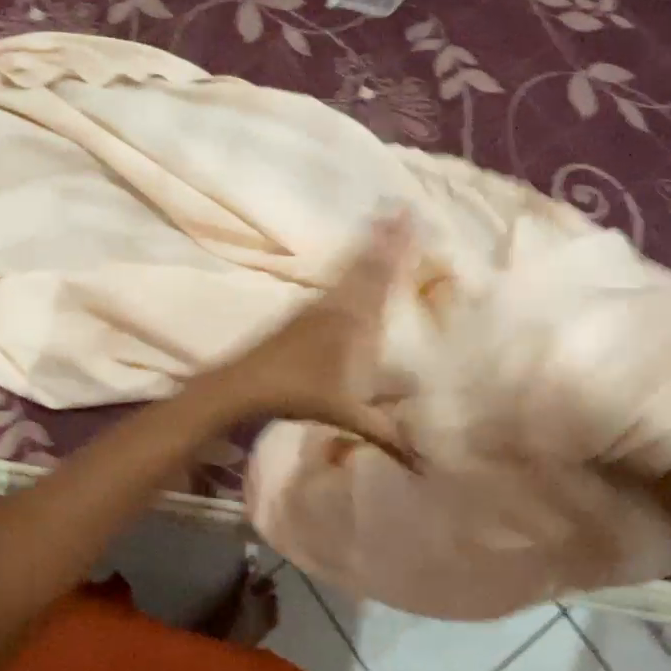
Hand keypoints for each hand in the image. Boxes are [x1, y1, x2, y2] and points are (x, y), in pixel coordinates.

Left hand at [192, 211, 416, 464]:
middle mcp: (338, 305)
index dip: (398, 251)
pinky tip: (350, 264)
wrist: (242, 383)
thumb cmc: (296, 393)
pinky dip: (349, 263)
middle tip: (401, 206)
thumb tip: (428, 463)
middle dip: (386, 237)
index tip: (412, 221)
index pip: (381, 279)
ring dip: (367, 245)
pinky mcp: (303, 312)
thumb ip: (387, 434)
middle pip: (366, 264)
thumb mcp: (345, 414)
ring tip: (380, 221)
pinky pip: (335, 279)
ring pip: (349, 268)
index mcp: (353, 321)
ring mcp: (318, 305)